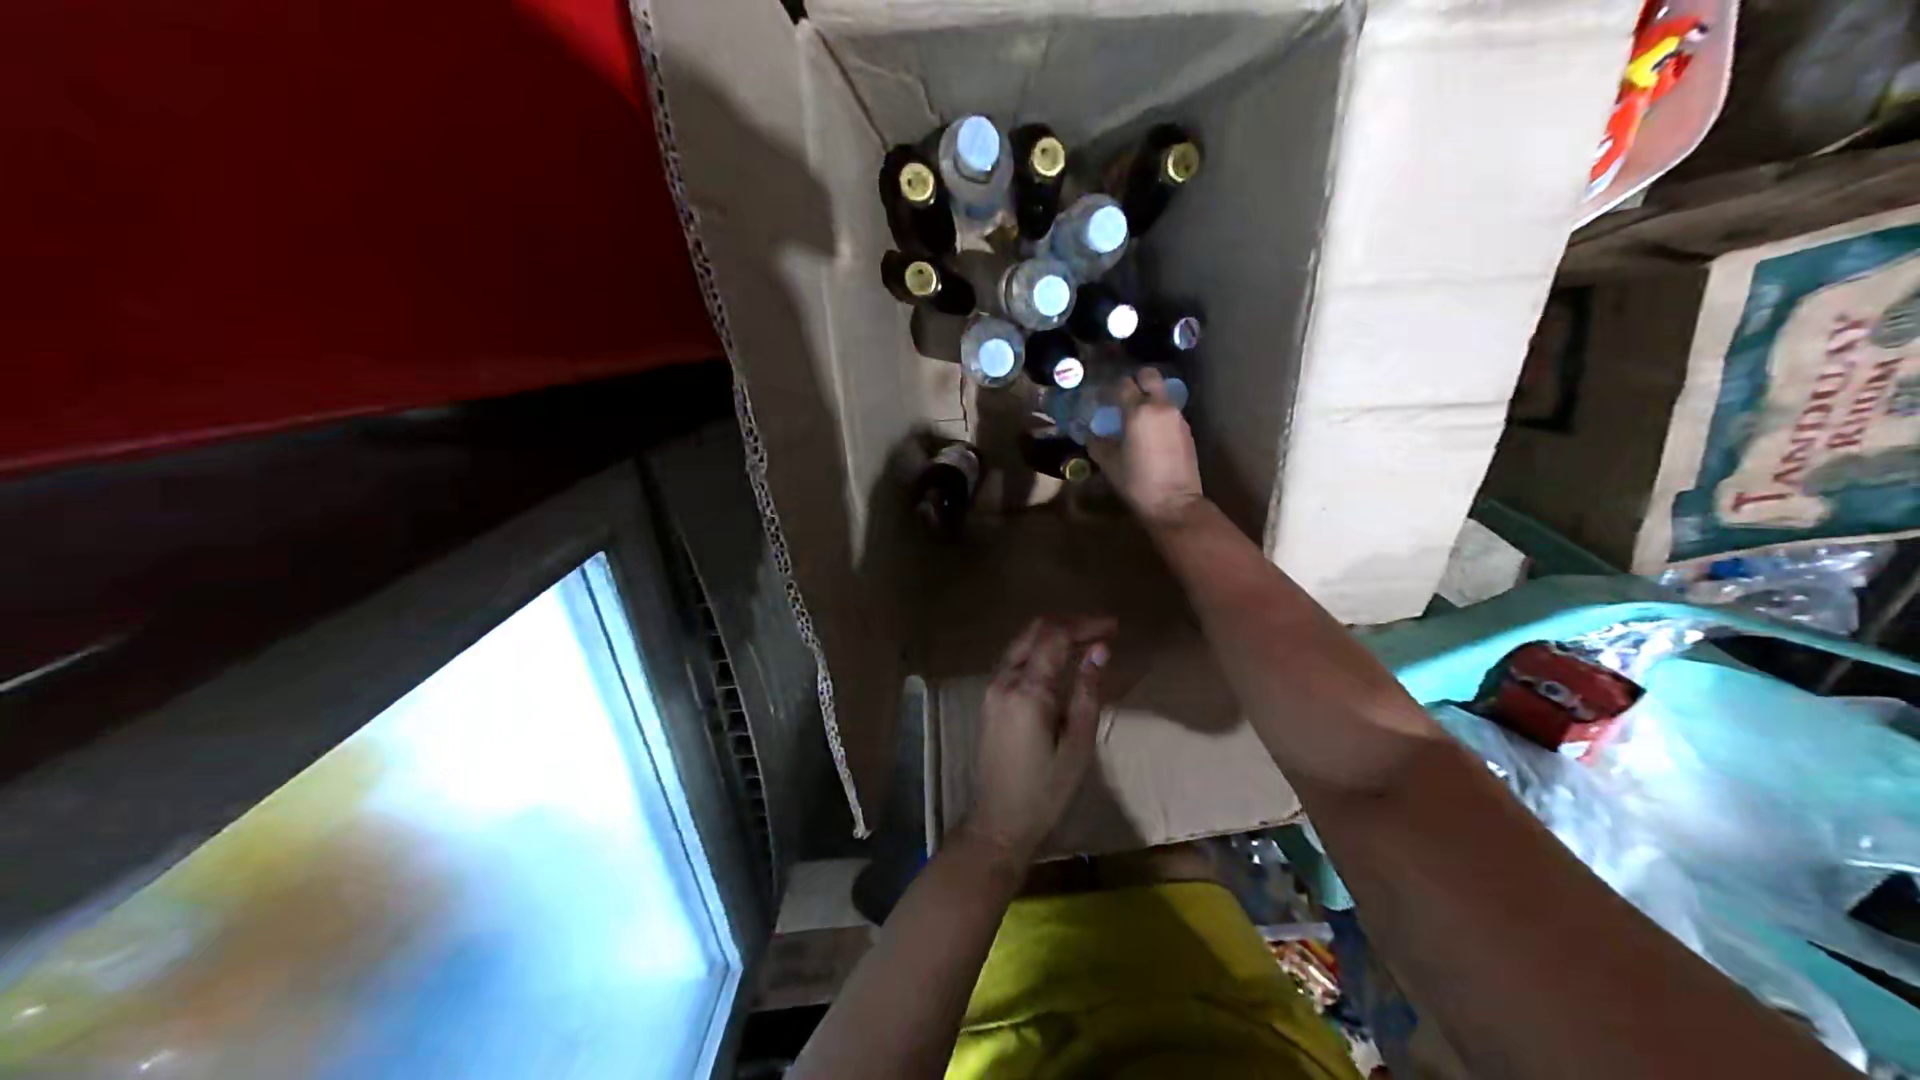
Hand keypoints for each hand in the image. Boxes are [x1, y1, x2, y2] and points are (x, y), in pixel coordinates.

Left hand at [961, 617, 1113, 866]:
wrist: (999, 820)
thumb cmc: (1046, 790)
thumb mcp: (1077, 745)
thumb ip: (1087, 693)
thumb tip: (1099, 650)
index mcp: (1026, 692)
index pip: (1055, 637)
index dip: (1085, 625)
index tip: (1114, 626)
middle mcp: (1004, 681)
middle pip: (1034, 632)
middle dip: (1069, 623)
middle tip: (1102, 629)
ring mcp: (992, 688)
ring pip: (1022, 643)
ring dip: (1052, 634)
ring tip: (1086, 639)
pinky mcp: (990, 699)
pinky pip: (1015, 659)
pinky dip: (1038, 649)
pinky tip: (1060, 659)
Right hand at [1089, 367, 1203, 527]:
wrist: (1174, 502)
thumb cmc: (1136, 482)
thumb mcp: (1109, 462)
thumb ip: (1098, 442)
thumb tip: (1093, 433)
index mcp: (1138, 411)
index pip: (1122, 384)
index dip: (1110, 390)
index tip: (1102, 400)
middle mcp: (1160, 407)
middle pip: (1149, 376)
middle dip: (1136, 381)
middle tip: (1124, 397)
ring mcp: (1177, 417)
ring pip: (1162, 393)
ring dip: (1149, 398)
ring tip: (1136, 418)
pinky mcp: (1187, 429)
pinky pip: (1170, 411)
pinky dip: (1158, 414)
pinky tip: (1150, 434)